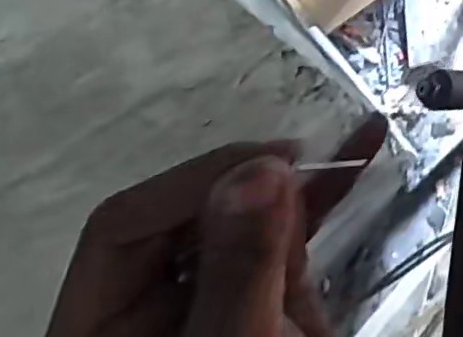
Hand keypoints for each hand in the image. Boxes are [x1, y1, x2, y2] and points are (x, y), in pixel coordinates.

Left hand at [45, 116, 388, 336]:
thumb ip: (241, 266)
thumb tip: (260, 167)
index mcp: (98, 327)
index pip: (128, 223)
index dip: (201, 181)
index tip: (282, 168)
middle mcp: (142, 309)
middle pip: (193, 217)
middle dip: (264, 203)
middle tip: (313, 208)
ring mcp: (204, 301)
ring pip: (247, 221)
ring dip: (306, 202)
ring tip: (354, 170)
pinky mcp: (254, 300)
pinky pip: (285, 238)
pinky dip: (326, 196)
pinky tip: (365, 143)